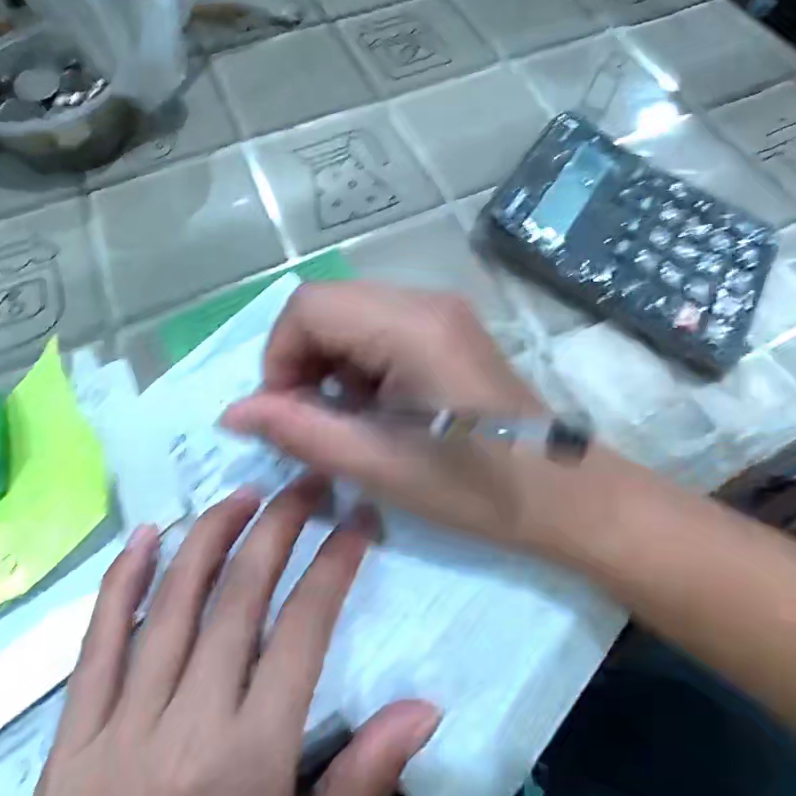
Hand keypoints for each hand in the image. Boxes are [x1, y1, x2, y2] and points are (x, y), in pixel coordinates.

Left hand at [29, 479, 440, 795]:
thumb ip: (357, 786)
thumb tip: (422, 707)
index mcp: (252, 757)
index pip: (302, 632)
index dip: (332, 566)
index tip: (355, 521)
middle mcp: (189, 722)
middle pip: (239, 600)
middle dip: (278, 530)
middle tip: (304, 486)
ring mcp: (123, 722)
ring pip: (172, 604)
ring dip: (210, 538)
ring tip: (244, 495)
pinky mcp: (73, 733)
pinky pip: (98, 641)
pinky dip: (122, 582)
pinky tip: (147, 534)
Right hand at [221, 282, 639, 552]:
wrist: (563, 494)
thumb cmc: (474, 487)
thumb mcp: (375, 465)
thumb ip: (298, 431)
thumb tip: (232, 412)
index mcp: (410, 327)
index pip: (308, 308)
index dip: (280, 356)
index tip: (287, 412)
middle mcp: (422, 300)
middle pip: (323, 305)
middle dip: (299, 358)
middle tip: (310, 416)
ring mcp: (437, 308)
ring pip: (345, 312)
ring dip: (325, 359)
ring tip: (344, 413)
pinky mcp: (444, 324)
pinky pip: (372, 323)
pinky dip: (353, 359)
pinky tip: (372, 403)